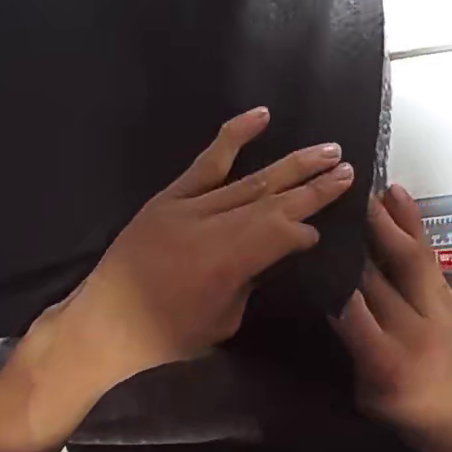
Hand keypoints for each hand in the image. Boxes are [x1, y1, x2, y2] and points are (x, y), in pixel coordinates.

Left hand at [20, 107, 354, 396]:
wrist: (103, 322)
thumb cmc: (168, 335)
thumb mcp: (223, 321)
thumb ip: (251, 282)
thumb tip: (274, 253)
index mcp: (226, 265)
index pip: (281, 234)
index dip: (305, 229)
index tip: (322, 231)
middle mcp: (212, 228)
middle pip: (274, 202)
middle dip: (315, 188)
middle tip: (348, 171)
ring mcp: (189, 206)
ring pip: (252, 180)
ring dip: (293, 165)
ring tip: (328, 150)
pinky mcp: (169, 196)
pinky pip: (206, 162)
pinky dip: (234, 136)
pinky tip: (260, 116)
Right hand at [332, 184, 451, 451]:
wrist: (446, 410)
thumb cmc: (392, 401)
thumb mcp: (363, 385)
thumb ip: (349, 340)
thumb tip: (328, 293)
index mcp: (387, 361)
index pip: (356, 316)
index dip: (337, 285)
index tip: (316, 252)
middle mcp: (416, 330)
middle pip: (389, 277)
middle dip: (369, 238)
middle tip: (344, 203)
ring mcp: (438, 309)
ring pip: (415, 259)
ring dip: (393, 222)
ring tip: (374, 190)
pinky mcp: (447, 294)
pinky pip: (429, 255)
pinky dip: (414, 225)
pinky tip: (399, 197)